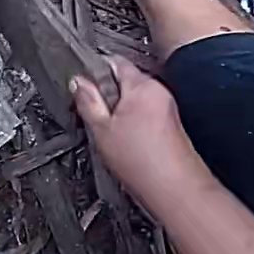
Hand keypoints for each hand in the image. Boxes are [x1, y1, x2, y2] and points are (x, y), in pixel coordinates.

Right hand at [72, 57, 216, 211]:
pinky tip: (123, 141)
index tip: (81, 85)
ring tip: (108, 131)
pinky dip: (129, 122)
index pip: (113, 62)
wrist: (176, 191)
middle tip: (92, 113)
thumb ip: (87, 100)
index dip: (92, 71)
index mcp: (142, 86)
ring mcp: (166, 107)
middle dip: (104, 94)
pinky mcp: (169, 124)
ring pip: (131, 98)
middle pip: (122, 80)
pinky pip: (142, 112)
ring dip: (116, 110)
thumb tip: (78, 82)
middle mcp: (158, 92)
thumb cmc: (144, 163)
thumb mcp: (101, 128)